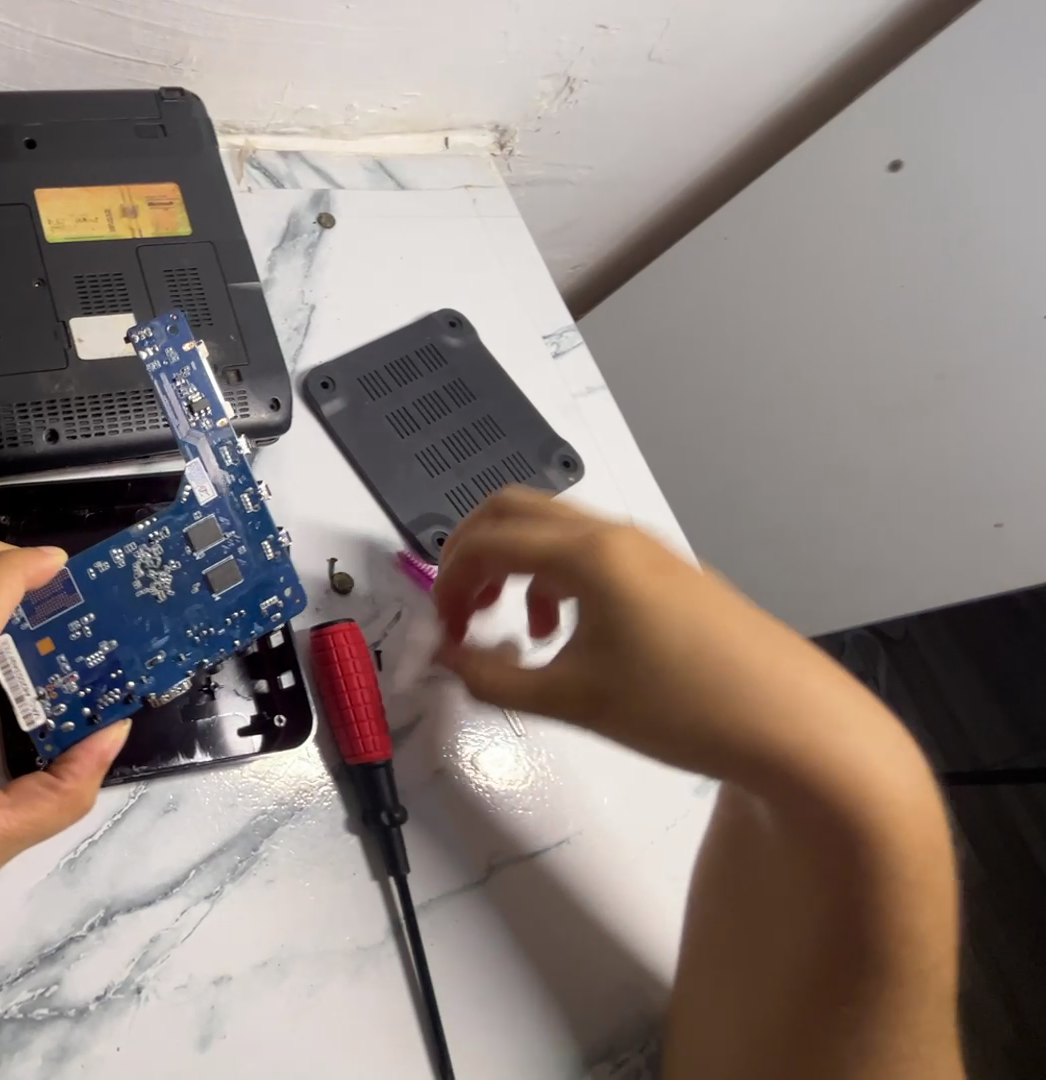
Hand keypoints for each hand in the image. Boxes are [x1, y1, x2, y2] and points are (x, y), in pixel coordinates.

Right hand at [430, 491, 962, 1079]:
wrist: (806, 734)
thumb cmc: (682, 709)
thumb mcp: (571, 700)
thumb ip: (490, 678)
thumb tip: (447, 658)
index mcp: (587, 555)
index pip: (483, 543)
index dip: (447, 584)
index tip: (445, 633)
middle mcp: (612, 536)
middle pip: (509, 509)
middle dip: (468, 552)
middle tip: (460, 604)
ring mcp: (644, 549)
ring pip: (546, 527)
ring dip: (508, 564)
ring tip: (507, 623)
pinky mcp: (665, 571)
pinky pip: (583, 551)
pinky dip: (547, 576)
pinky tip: (559, 632)